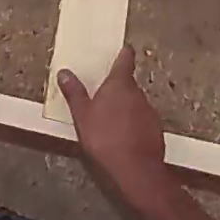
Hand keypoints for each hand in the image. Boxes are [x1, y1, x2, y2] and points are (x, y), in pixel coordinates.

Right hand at [56, 47, 169, 195]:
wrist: (135, 169)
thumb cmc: (105, 138)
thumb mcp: (82, 115)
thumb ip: (74, 93)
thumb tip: (64, 73)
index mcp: (119, 85)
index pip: (125, 60)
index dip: (123, 54)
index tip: (123, 49)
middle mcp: (138, 94)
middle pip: (128, 83)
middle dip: (116, 87)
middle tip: (101, 93)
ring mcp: (149, 111)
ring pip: (135, 102)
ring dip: (124, 106)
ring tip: (108, 119)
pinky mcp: (155, 129)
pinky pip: (141, 119)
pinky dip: (132, 122)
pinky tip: (121, 135)